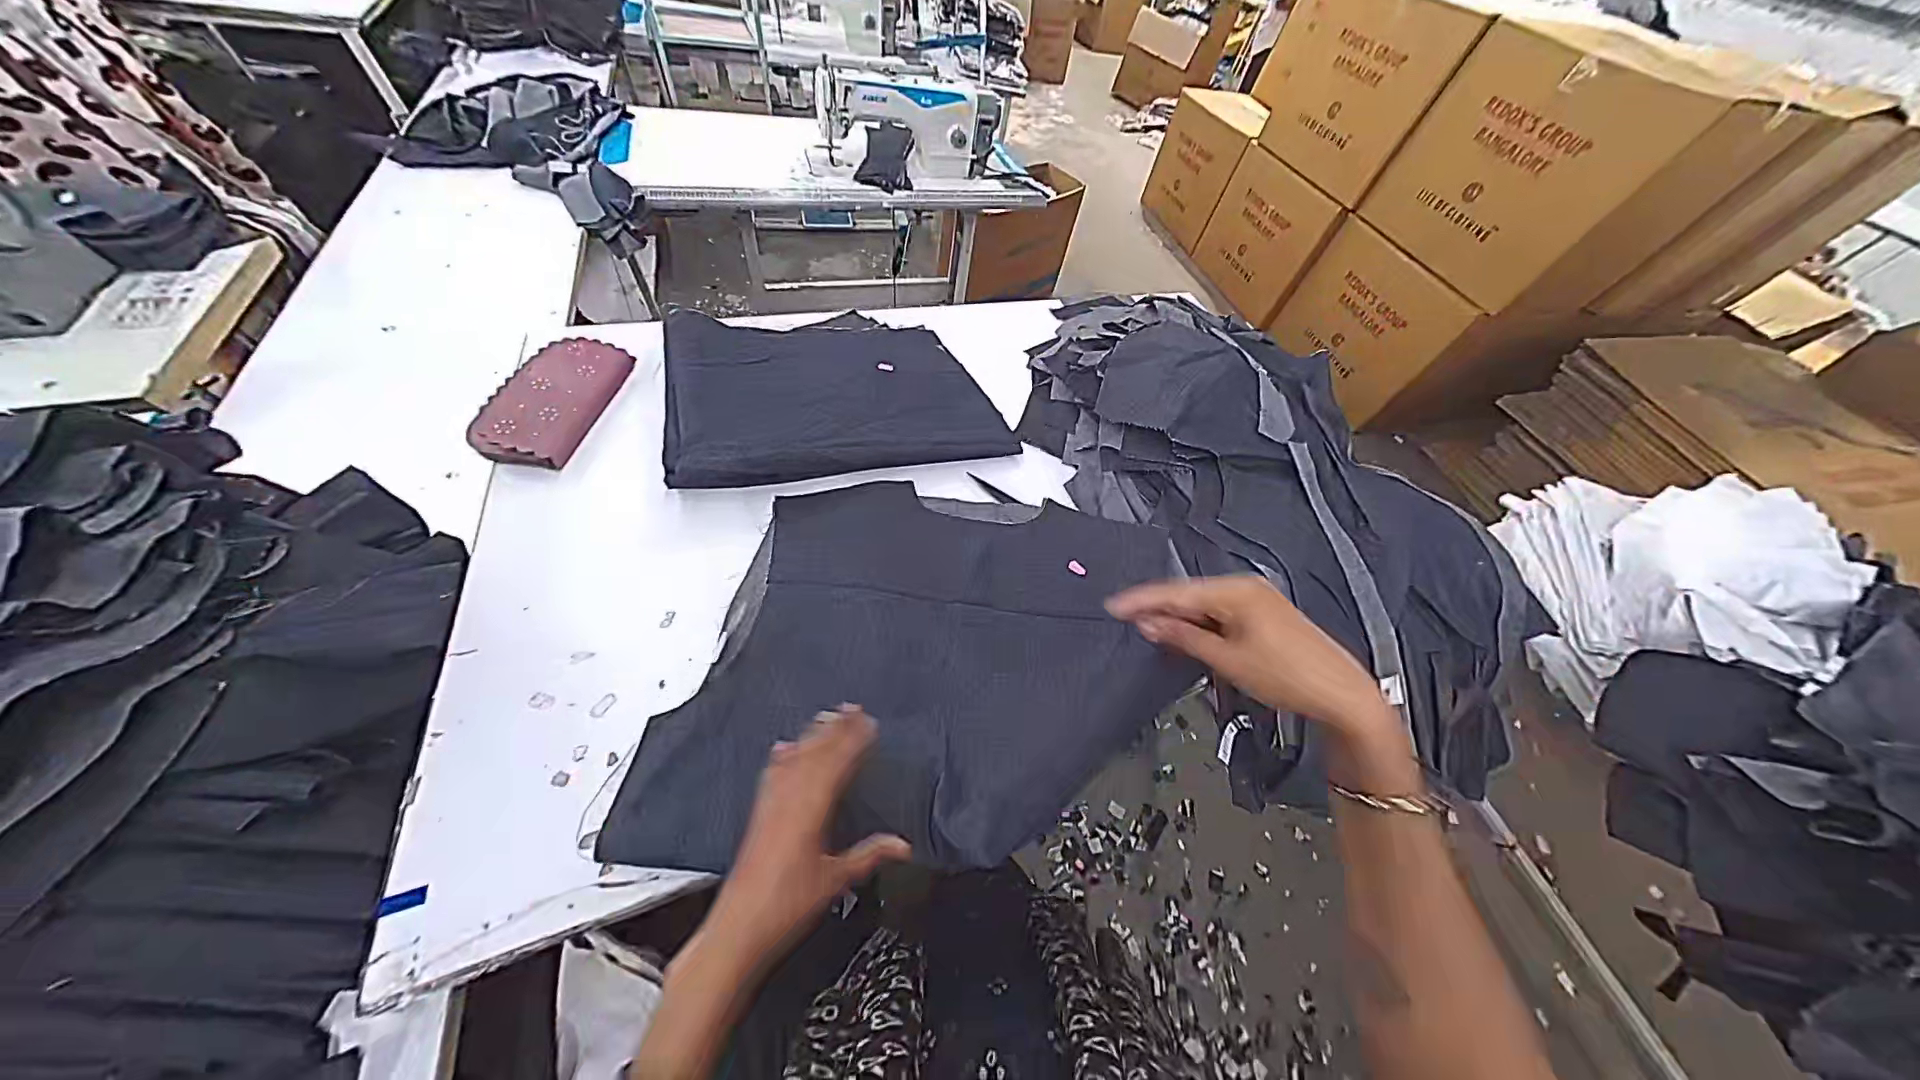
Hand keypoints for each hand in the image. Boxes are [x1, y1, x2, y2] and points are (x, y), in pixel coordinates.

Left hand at [698, 705, 910, 969]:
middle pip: (815, 754)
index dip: (854, 740)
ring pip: (795, 760)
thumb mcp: (836, 882)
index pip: (837, 764)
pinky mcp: (758, 815)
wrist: (738, 928)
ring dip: (812, 735)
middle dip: (835, 729)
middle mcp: (788, 802)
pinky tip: (784, 747)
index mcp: (810, 812)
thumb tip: (900, 845)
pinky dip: (782, 757)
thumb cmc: (784, 908)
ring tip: (826, 717)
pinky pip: (773, 775)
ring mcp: (770, 806)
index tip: (869, 723)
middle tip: (852, 709)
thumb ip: (869, 856)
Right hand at [1106, 576, 1395, 742]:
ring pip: (1204, 605)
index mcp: (1237, 591)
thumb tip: (1150, 623)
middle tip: (1126, 621)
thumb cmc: (1288, 676)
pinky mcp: (1263, 614)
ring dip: (1179, 619)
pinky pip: (1220, 613)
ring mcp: (1256, 599)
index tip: (1113, 606)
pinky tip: (1184, 636)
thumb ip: (1184, 637)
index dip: (1142, 600)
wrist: (1342, 695)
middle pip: (1189, 595)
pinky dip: (1200, 625)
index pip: (1176, 592)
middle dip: (1158, 609)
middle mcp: (1246, 587)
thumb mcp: (1227, 659)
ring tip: (1149, 630)